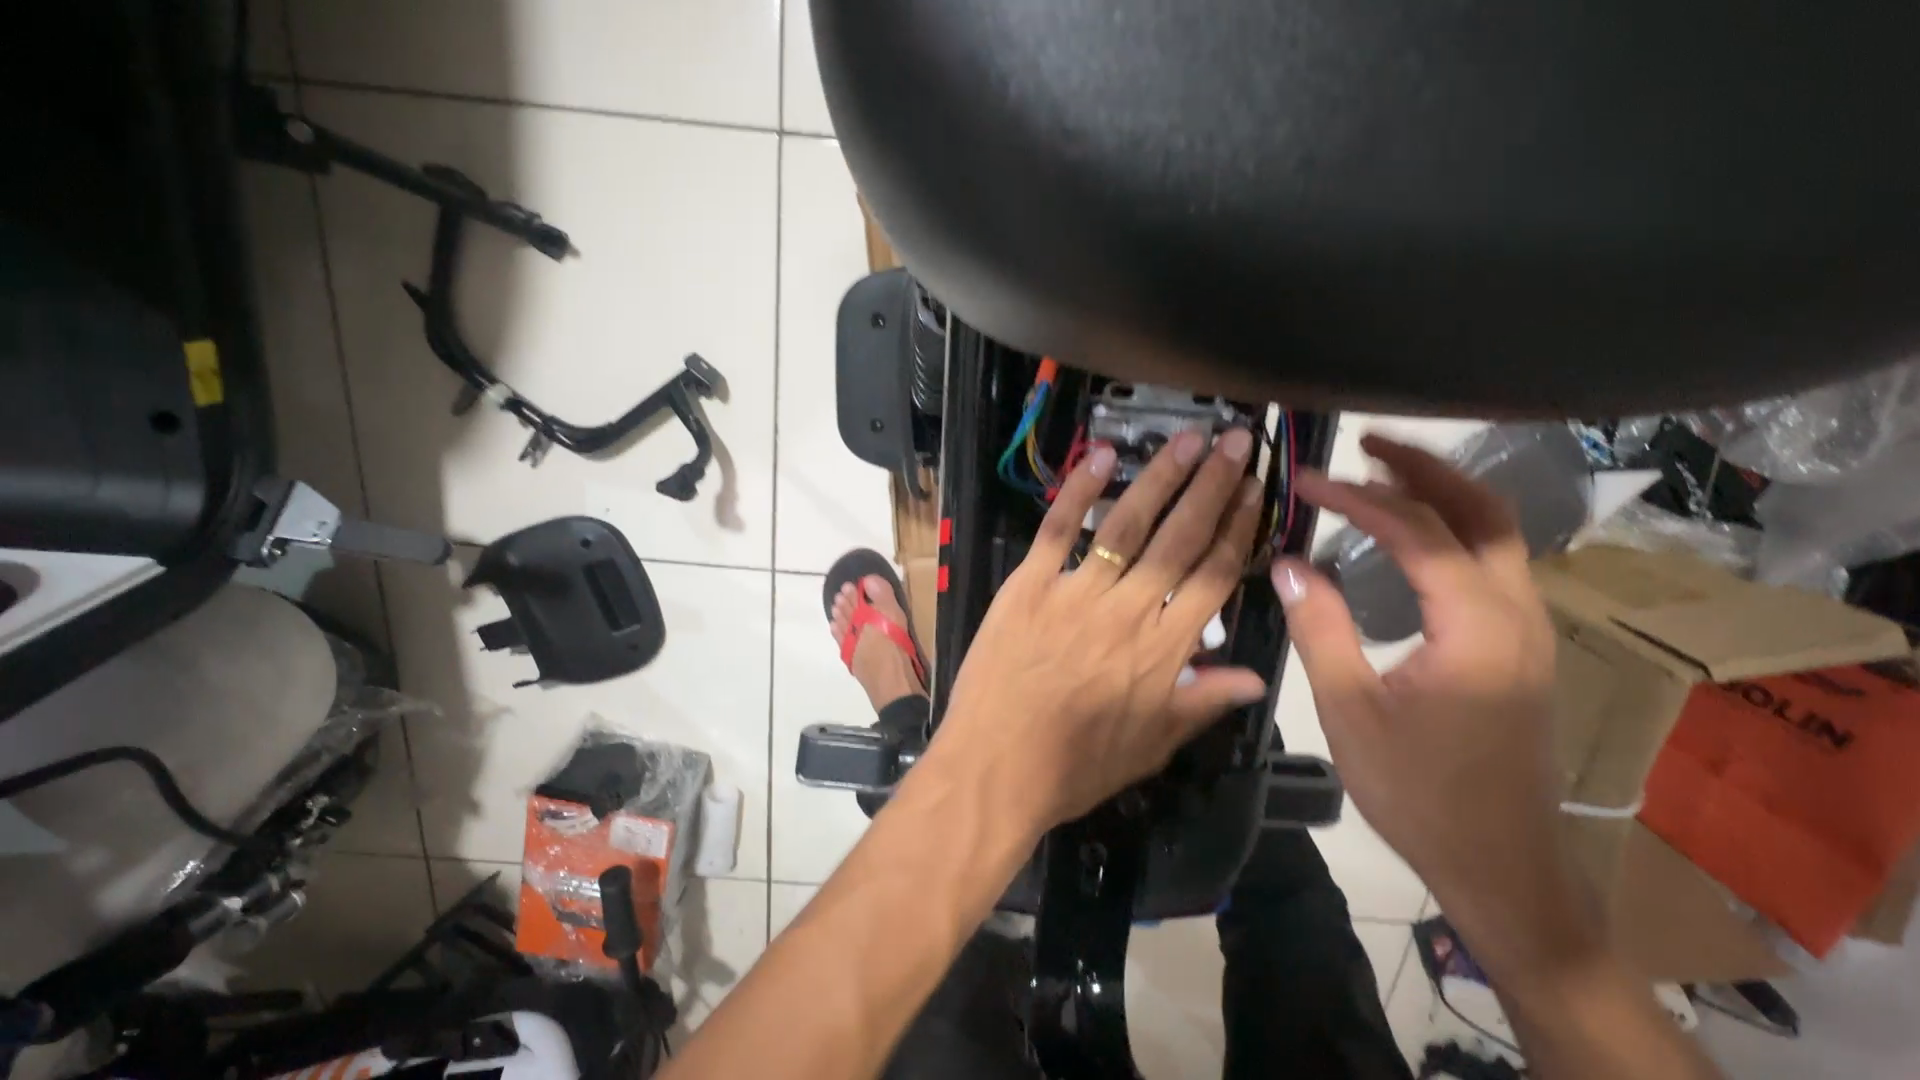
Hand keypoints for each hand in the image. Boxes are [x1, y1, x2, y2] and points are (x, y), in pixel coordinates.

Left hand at [922, 427, 1271, 830]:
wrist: (994, 768)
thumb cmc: (1075, 767)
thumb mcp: (1151, 747)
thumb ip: (1202, 703)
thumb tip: (1258, 678)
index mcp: (1164, 650)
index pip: (1213, 576)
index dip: (1239, 529)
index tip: (1257, 490)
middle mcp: (1127, 611)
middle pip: (1180, 539)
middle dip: (1213, 486)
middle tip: (1238, 441)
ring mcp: (1075, 593)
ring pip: (1127, 525)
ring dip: (1160, 478)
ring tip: (1190, 439)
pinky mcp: (1027, 586)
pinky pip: (1055, 531)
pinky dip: (1077, 491)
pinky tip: (1101, 456)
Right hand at [1272, 434, 1561, 903]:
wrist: (1501, 863)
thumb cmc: (1419, 792)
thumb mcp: (1349, 711)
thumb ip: (1320, 626)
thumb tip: (1289, 561)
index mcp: (1476, 626)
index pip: (1418, 531)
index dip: (1357, 498)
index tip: (1303, 482)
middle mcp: (1518, 614)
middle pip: (1483, 511)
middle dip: (1424, 467)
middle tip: (1364, 444)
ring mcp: (1532, 631)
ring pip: (1499, 535)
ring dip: (1445, 494)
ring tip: (1385, 475)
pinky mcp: (1524, 649)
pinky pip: (1497, 565)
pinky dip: (1456, 531)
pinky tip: (1415, 539)